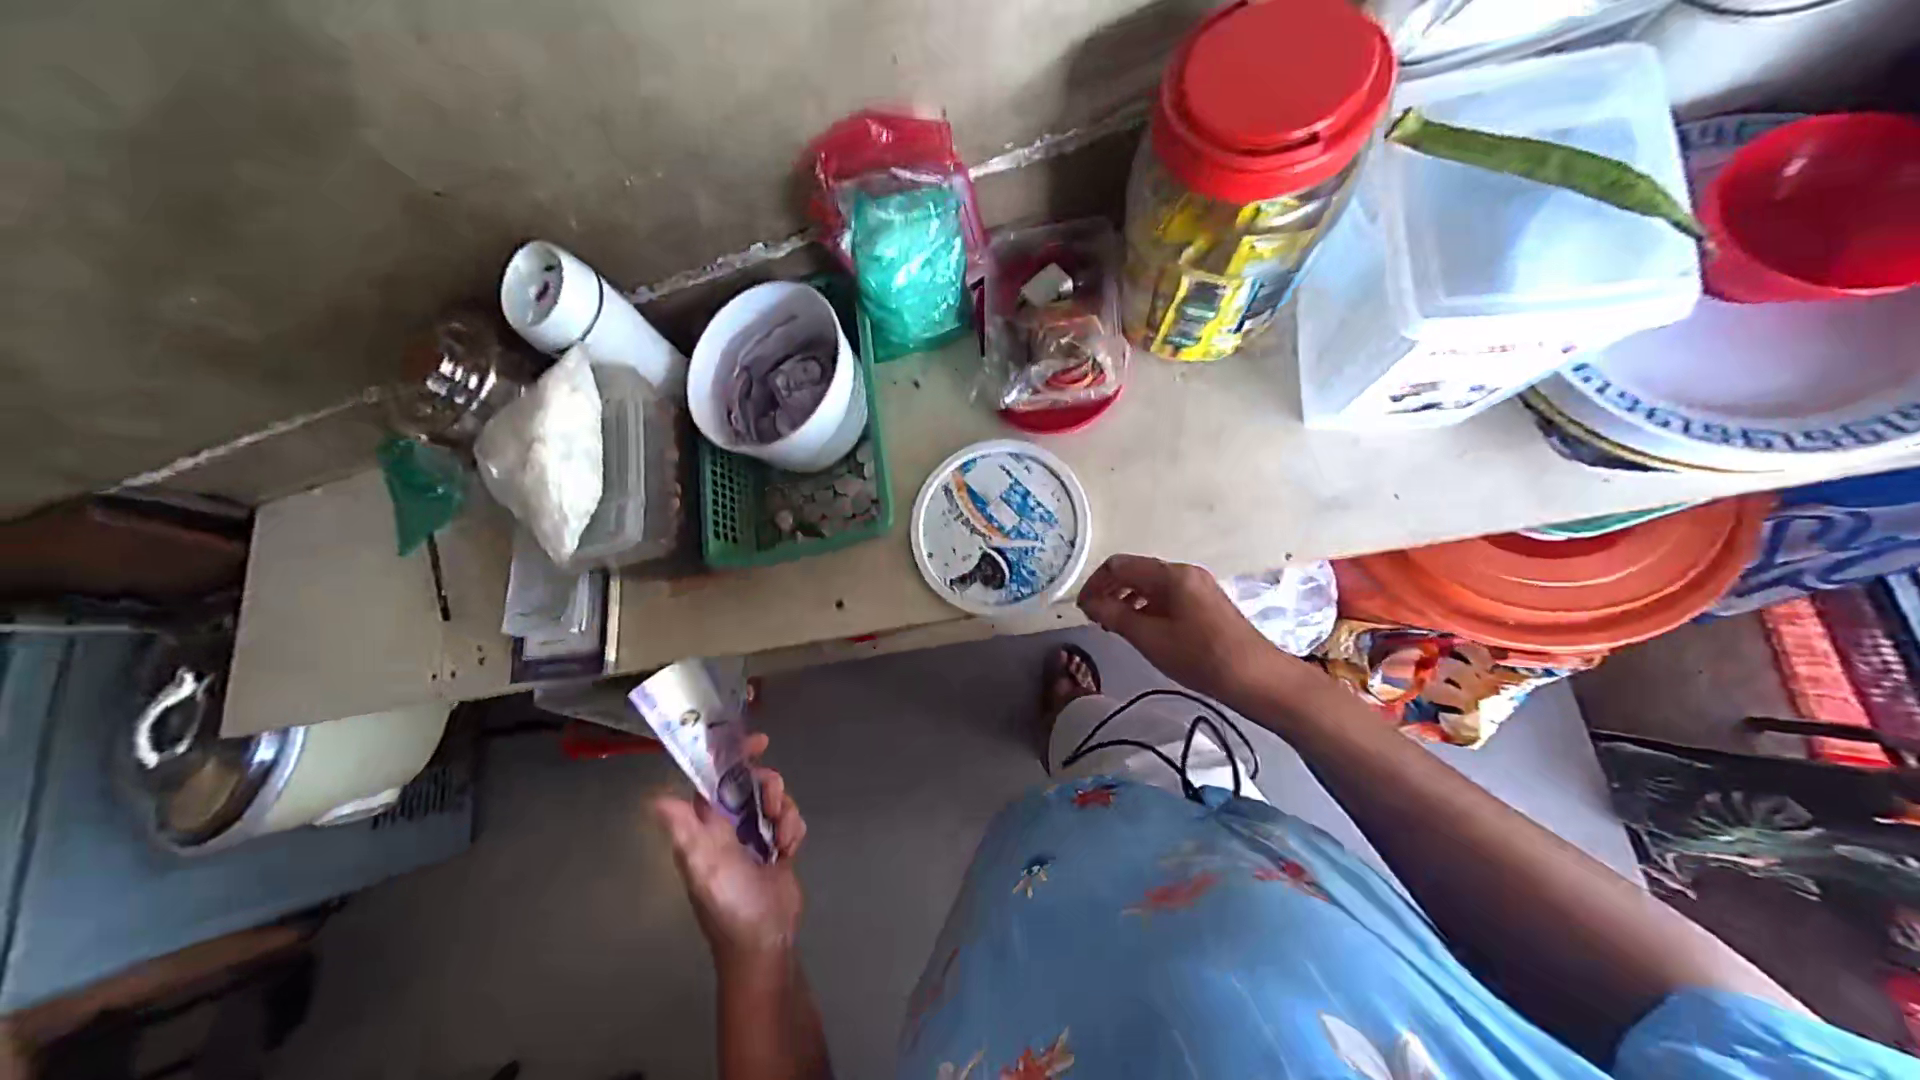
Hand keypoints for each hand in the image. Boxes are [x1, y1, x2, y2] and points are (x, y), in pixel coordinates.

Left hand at [653, 733, 807, 970]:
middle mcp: (728, 826)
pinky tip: (790, 851)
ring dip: (785, 813)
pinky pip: (791, 821)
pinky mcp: (778, 847)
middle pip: (752, 783)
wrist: (765, 942)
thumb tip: (654, 798)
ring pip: (775, 800)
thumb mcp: (703, 867)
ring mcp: (755, 837)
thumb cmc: (730, 903)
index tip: (760, 742)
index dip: (734, 756)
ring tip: (782, 839)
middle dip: (768, 788)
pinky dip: (794, 831)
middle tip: (774, 807)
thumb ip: (684, 830)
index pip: (716, 779)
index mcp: (706, 826)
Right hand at [1077, 554, 1293, 705]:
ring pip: (1150, 584)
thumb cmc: (1199, 657)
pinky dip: (1145, 607)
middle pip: (1135, 571)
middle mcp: (1184, 572)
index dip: (1095, 584)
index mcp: (1170, 575)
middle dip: (1109, 591)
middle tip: (1095, 619)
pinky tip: (1141, 629)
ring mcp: (1197, 586)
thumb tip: (1089, 603)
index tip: (1082, 609)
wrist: (1256, 678)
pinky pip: (1166, 595)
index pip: (1119, 565)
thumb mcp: (1149, 638)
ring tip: (1114, 626)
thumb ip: (1115, 615)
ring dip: (1126, 599)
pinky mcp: (1205, 603)